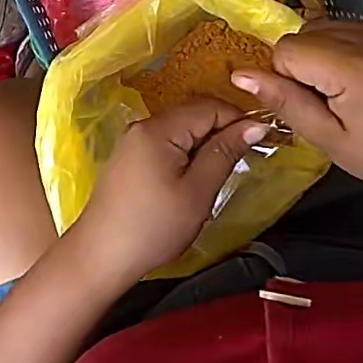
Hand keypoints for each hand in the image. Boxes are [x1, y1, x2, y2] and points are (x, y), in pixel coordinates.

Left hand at [64, 98, 268, 283]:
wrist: (100, 256)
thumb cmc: (153, 227)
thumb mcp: (197, 192)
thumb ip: (225, 153)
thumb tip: (254, 126)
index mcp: (158, 129)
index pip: (208, 106)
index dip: (238, 118)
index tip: (262, 138)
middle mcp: (143, 126)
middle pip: (193, 113)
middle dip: (223, 129)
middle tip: (246, 156)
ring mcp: (133, 141)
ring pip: (181, 128)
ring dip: (206, 142)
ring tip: (224, 168)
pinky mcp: (130, 157)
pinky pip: (167, 142)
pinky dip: (187, 152)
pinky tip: (196, 175)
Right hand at [231, 21, 362, 210]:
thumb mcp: (333, 141)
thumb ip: (286, 103)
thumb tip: (240, 75)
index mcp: (352, 66)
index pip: (287, 48)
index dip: (284, 77)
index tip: (306, 107)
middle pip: (305, 32)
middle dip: (301, 63)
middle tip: (325, 104)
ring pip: (327, 26)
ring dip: (321, 54)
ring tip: (344, 95)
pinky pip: (351, 29)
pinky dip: (342, 49)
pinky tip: (361, 83)